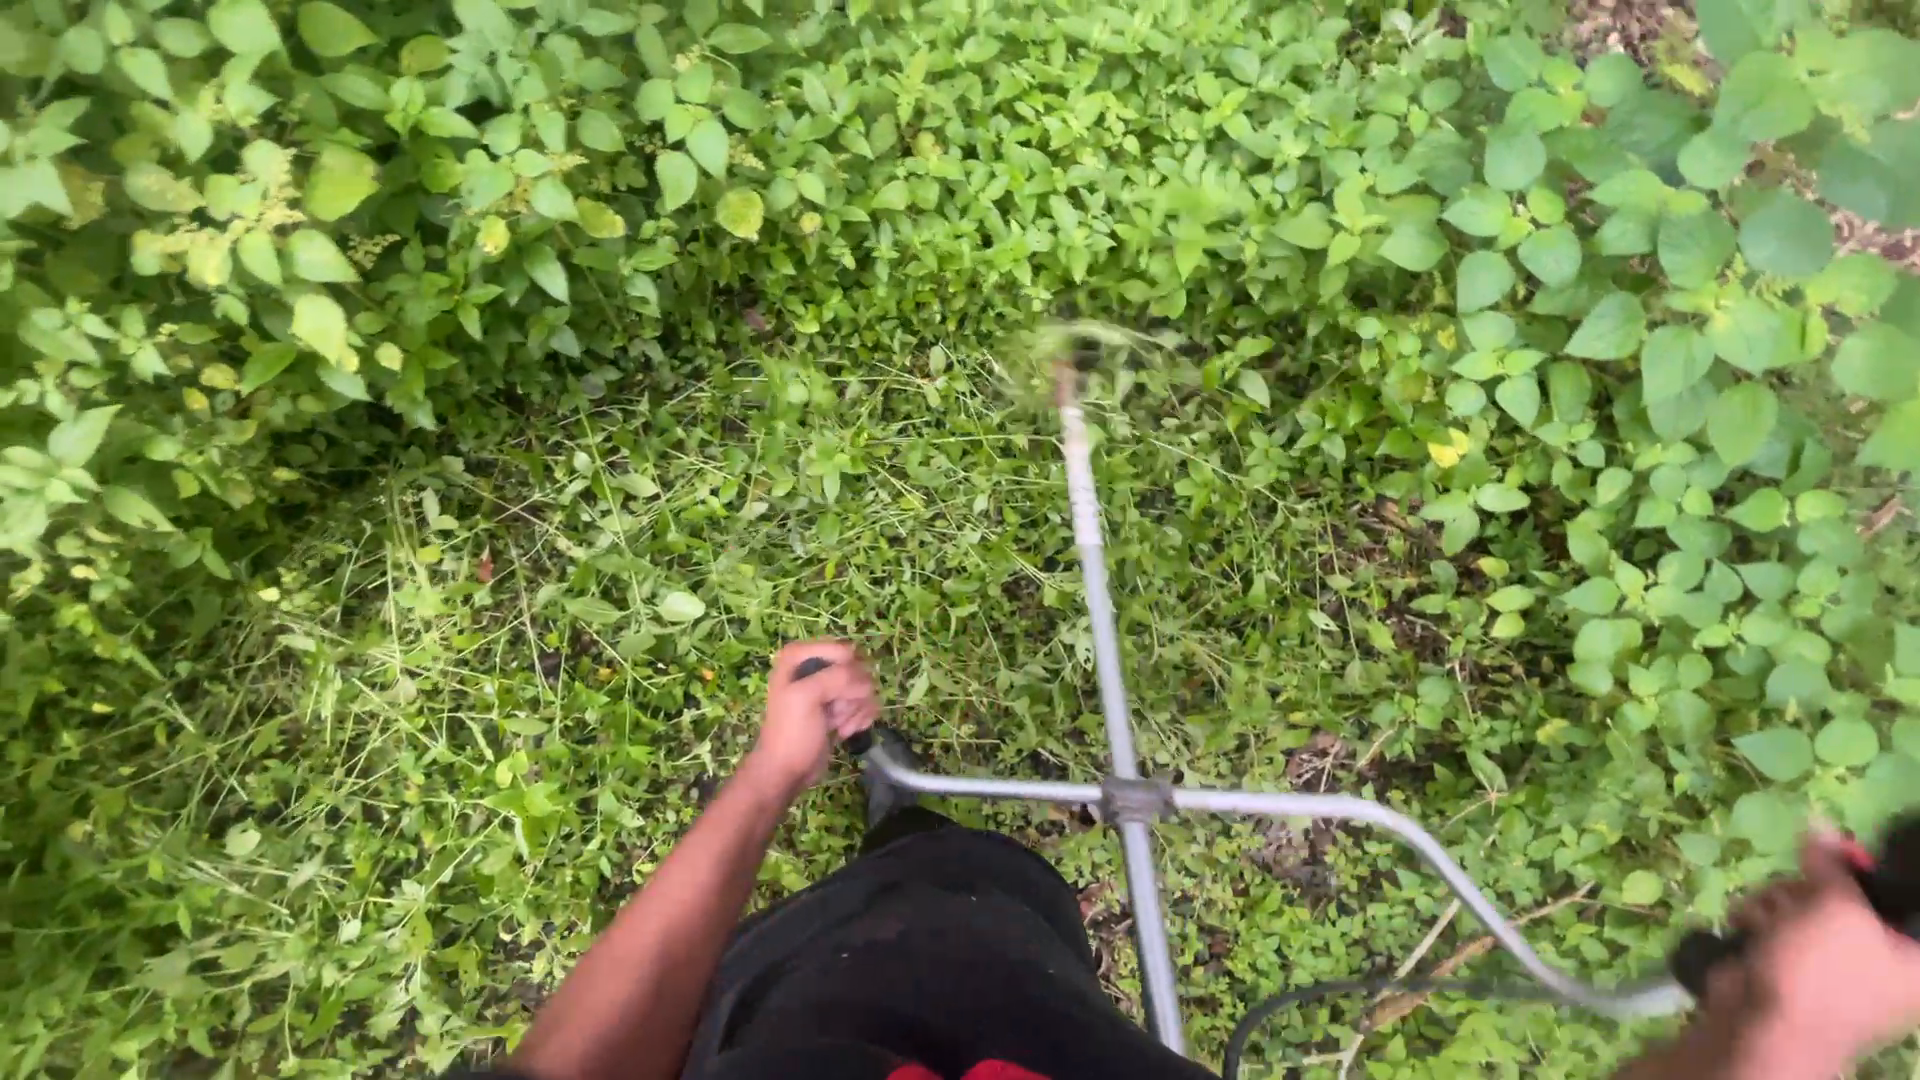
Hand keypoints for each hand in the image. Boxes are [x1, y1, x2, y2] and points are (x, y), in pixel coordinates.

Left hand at [738, 641, 877, 801]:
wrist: (787, 771)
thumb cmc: (791, 733)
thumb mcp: (805, 697)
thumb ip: (836, 678)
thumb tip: (866, 683)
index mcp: (799, 656)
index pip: (844, 651)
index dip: (846, 674)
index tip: (835, 697)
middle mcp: (815, 666)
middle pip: (857, 669)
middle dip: (852, 695)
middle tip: (833, 712)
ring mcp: (828, 687)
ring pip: (864, 687)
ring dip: (855, 709)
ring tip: (837, 724)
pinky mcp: (840, 706)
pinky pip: (866, 702)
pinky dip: (860, 718)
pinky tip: (845, 731)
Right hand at [1706, 828, 1919, 1073]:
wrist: (1767, 1022)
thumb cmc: (1820, 971)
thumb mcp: (1832, 909)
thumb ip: (1831, 865)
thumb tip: (1822, 822)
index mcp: (1916, 953)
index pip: (1900, 897)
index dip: (1866, 873)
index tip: (1837, 860)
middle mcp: (1886, 955)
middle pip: (1843, 893)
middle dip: (1805, 889)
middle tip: (1796, 900)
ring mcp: (1839, 960)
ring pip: (1803, 902)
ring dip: (1775, 902)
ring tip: (1766, 920)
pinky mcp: (1797, 959)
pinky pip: (1779, 919)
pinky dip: (1761, 917)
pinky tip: (1753, 927)